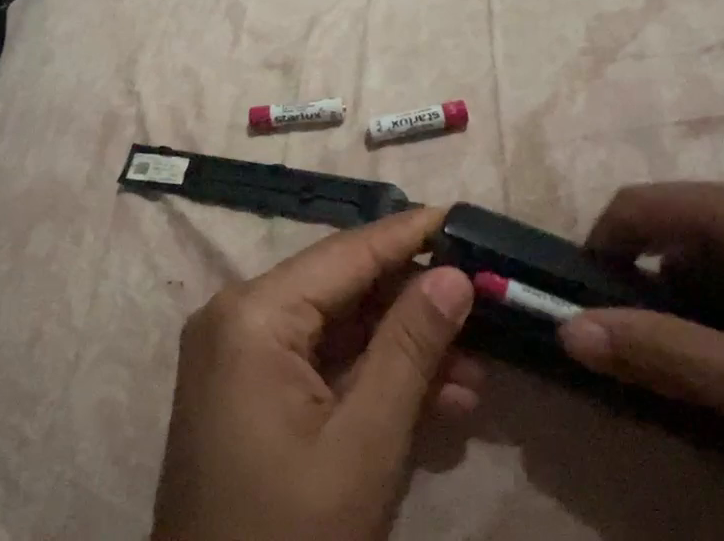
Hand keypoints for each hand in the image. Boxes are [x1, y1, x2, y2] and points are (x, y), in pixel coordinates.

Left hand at [152, 208, 481, 540]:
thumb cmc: (291, 529)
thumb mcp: (364, 442)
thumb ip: (409, 350)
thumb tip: (452, 274)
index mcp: (253, 315)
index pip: (346, 253)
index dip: (409, 234)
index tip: (464, 215)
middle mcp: (237, 319)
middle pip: (342, 289)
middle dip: (415, 304)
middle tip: (485, 304)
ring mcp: (239, 358)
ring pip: (337, 331)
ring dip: (403, 350)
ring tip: (478, 369)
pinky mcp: (248, 394)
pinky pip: (319, 367)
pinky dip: (372, 379)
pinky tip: (439, 400)